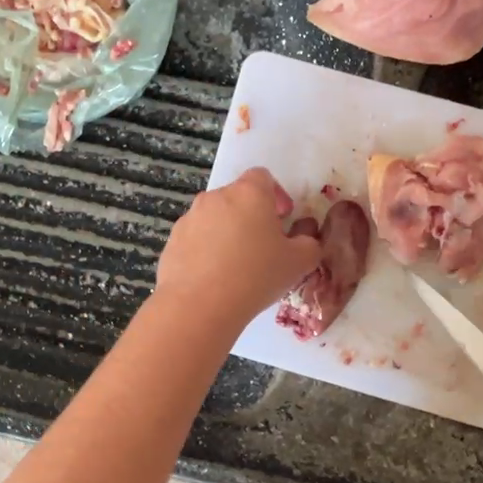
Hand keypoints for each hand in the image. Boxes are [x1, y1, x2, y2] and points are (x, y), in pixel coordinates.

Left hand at [155, 168, 319, 330]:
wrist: (199, 305)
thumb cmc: (256, 276)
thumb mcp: (298, 263)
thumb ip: (309, 243)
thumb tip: (305, 235)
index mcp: (249, 193)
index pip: (262, 177)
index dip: (275, 195)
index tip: (282, 219)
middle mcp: (216, 197)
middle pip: (237, 197)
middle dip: (251, 216)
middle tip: (263, 247)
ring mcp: (190, 218)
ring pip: (214, 218)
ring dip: (227, 232)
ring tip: (236, 266)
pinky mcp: (173, 240)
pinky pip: (195, 238)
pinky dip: (206, 250)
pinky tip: (214, 278)